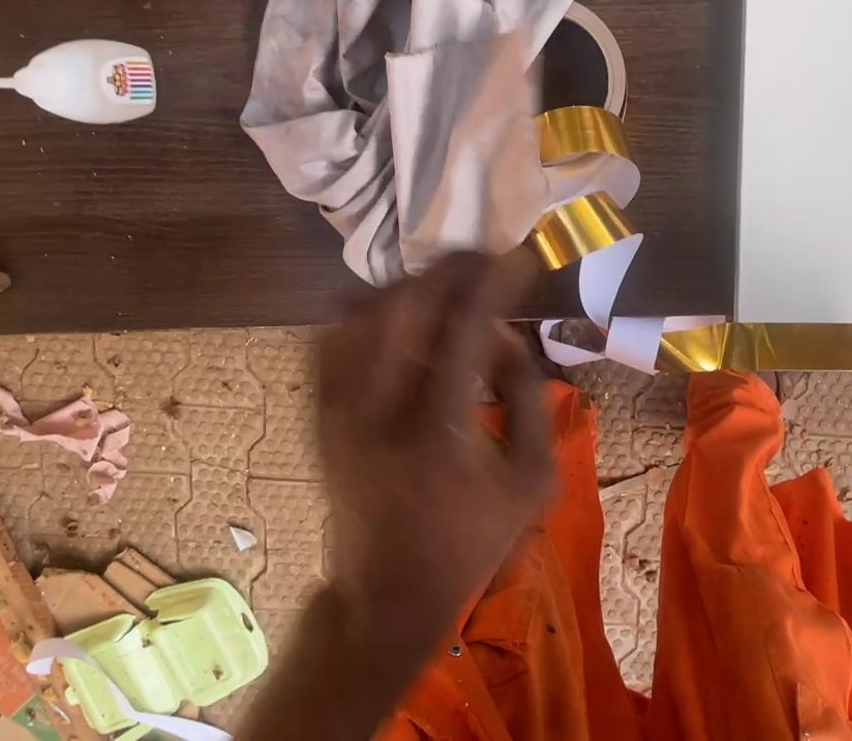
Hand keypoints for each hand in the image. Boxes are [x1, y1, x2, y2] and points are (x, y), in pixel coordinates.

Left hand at [317, 250, 554, 655]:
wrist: (388, 593)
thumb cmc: (470, 538)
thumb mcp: (532, 481)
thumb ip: (531, 400)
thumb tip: (508, 337)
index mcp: (440, 431)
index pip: (464, 329)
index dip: (494, 283)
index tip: (520, 259)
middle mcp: (379, 412)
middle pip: (405, 306)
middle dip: (450, 270)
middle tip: (483, 262)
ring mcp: (338, 412)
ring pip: (360, 313)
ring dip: (409, 286)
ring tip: (444, 285)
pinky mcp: (319, 417)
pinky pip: (328, 339)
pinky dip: (362, 310)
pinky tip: (393, 310)